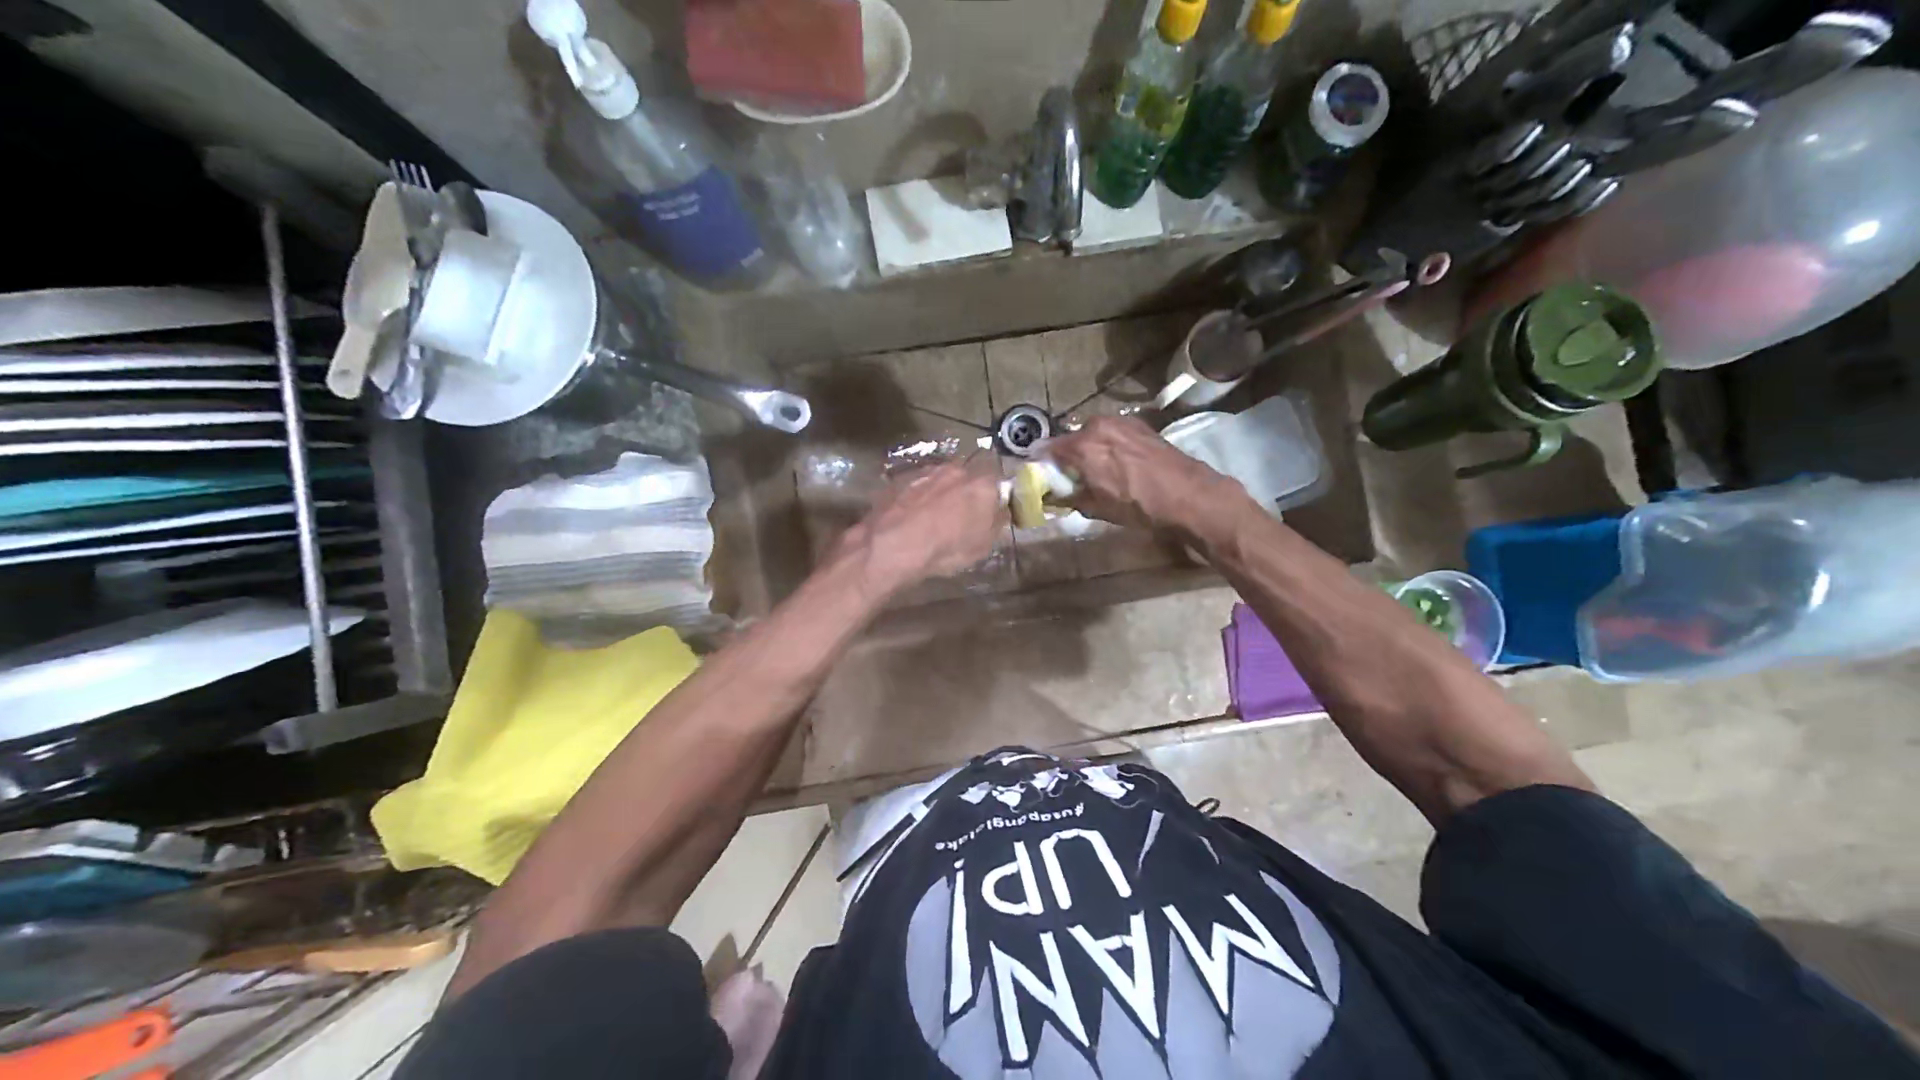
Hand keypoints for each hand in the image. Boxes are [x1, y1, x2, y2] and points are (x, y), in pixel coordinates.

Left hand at [831, 457, 1005, 593]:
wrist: (892, 545)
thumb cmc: (944, 549)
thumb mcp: (982, 547)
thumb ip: (996, 523)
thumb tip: (1000, 511)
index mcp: (982, 485)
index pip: (1000, 482)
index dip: (996, 498)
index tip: (992, 511)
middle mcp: (957, 470)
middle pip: (969, 477)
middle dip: (967, 492)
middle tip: (961, 515)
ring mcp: (927, 471)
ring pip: (942, 479)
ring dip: (942, 493)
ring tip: (933, 517)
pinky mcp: (902, 477)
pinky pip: (918, 485)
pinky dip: (919, 496)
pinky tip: (912, 516)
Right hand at [1044, 416, 1251, 537]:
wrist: (1187, 495)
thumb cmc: (1138, 505)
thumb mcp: (1097, 507)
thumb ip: (1069, 497)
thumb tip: (1053, 496)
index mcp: (1081, 446)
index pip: (1046, 449)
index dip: (1041, 463)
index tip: (1040, 475)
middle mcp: (1096, 426)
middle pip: (1070, 439)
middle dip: (1066, 456)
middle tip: (1069, 477)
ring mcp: (1120, 422)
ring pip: (1092, 435)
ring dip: (1088, 449)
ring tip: (1095, 471)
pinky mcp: (1138, 425)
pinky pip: (1112, 433)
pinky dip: (1107, 445)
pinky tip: (1116, 464)